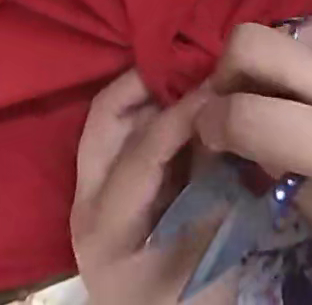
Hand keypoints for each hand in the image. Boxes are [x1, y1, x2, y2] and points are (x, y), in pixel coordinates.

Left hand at [71, 71, 230, 304]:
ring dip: (152, 89)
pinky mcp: (109, 189)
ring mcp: (92, 193)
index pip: (143, 151)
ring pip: (113, 117)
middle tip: (197, 63)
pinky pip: (127, 131)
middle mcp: (86, 201)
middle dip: (148, 80)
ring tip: (196, 73)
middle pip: (106, 115)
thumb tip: (224, 114)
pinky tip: (191, 99)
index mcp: (106, 226)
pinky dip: (156, 107)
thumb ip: (213, 177)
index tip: (223, 84)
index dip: (184, 112)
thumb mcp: (208, 249)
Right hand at [193, 16, 311, 250]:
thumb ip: (286, 176)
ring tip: (284, 89)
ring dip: (266, 60)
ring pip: (277, 29)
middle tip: (237, 99)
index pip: (242, 114)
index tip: (211, 132)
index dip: (210, 123)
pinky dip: (299, 49)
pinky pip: (310, 24)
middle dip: (225, 71)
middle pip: (247, 42)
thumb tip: (250, 141)